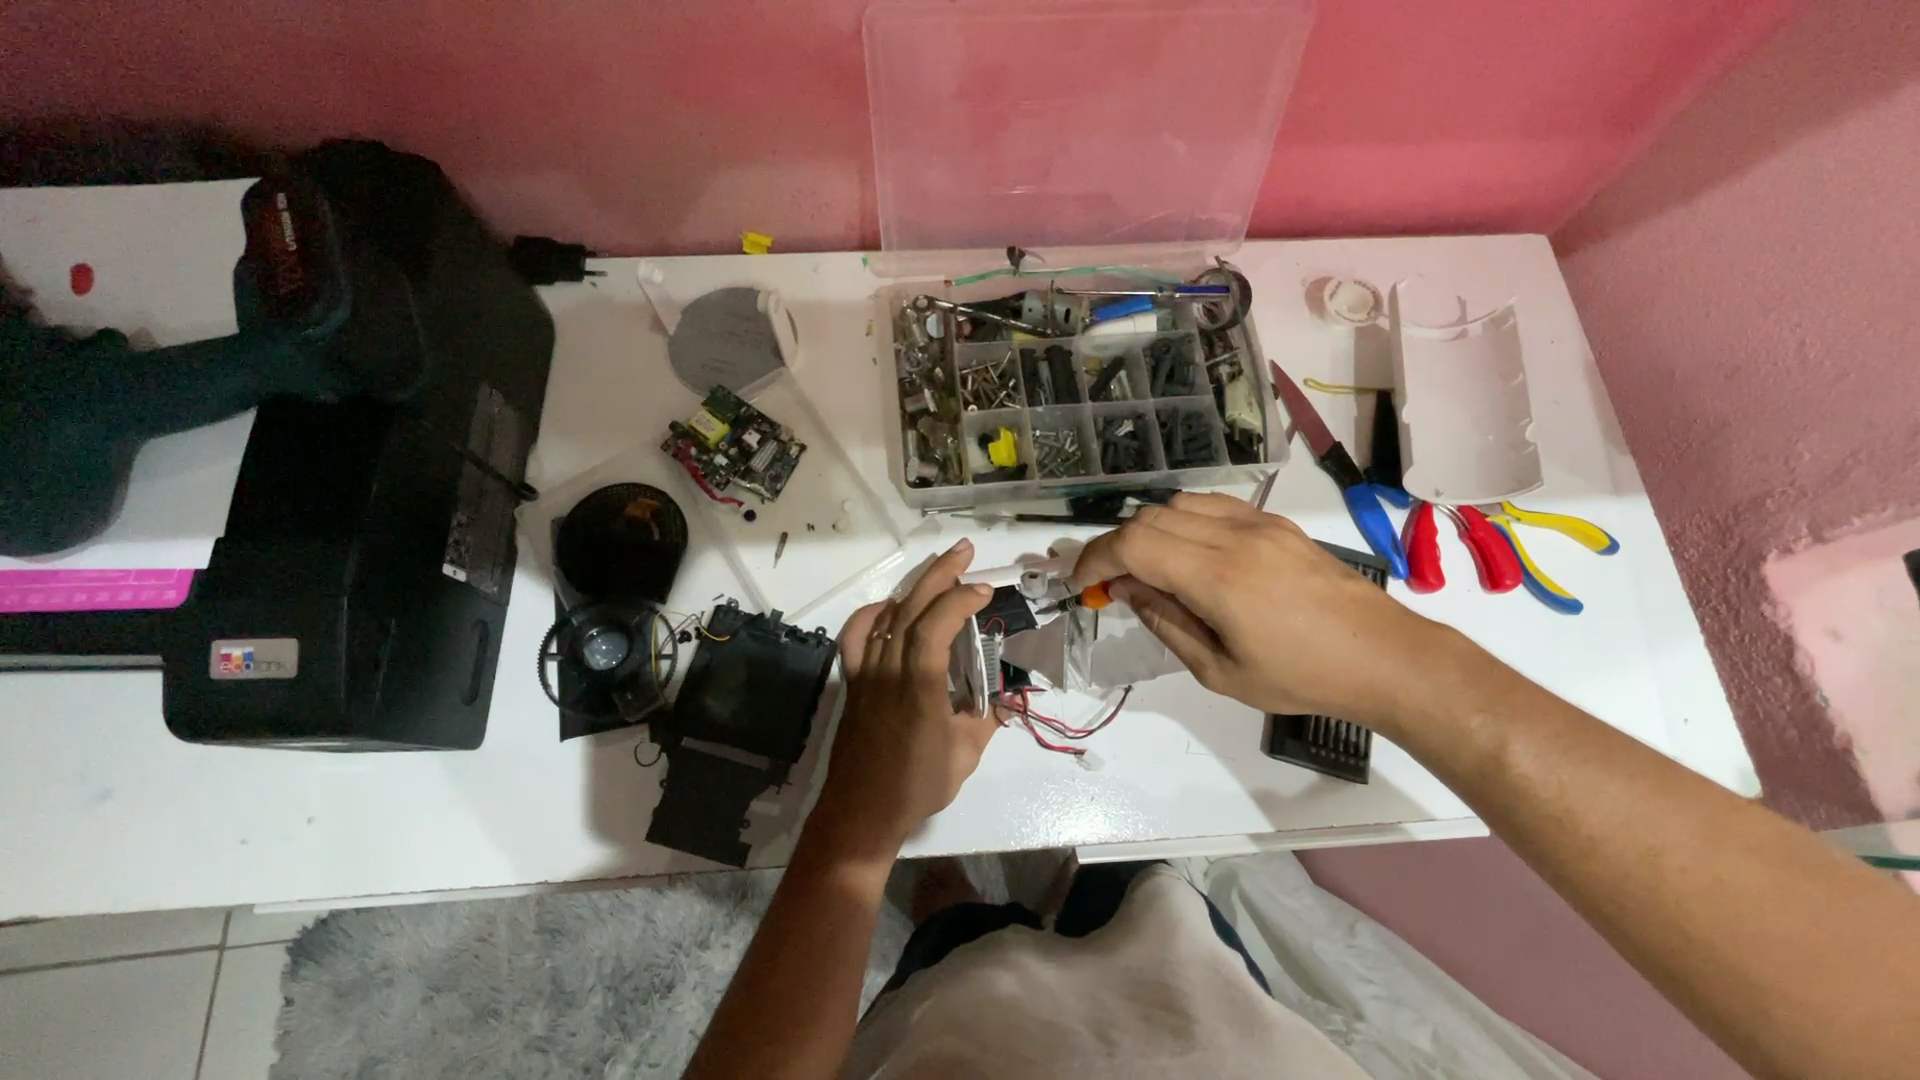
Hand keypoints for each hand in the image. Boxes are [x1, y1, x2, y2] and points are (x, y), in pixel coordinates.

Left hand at [806, 539, 997, 864]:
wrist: (861, 811)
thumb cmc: (917, 786)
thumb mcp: (965, 754)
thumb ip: (987, 718)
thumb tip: (1008, 695)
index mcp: (919, 687)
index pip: (935, 627)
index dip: (958, 600)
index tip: (983, 589)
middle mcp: (889, 671)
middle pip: (909, 609)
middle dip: (939, 575)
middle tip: (964, 551)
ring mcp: (866, 674)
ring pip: (886, 617)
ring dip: (912, 587)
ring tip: (937, 568)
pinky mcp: (853, 683)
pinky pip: (855, 638)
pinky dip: (870, 615)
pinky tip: (887, 607)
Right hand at [1071, 492, 1452, 723]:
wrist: (1383, 656)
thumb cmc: (1301, 678)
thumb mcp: (1220, 671)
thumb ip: (1166, 623)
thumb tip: (1126, 590)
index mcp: (1219, 577)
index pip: (1135, 544)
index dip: (1096, 559)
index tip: (1081, 584)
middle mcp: (1236, 536)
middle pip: (1150, 517)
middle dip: (1116, 546)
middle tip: (1110, 583)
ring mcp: (1259, 523)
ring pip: (1179, 504)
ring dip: (1149, 530)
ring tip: (1147, 569)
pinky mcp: (1276, 523)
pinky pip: (1212, 507)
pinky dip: (1183, 522)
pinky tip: (1187, 555)